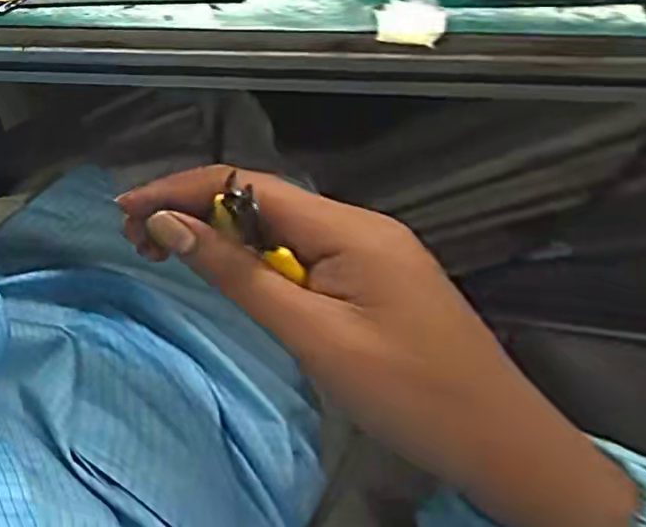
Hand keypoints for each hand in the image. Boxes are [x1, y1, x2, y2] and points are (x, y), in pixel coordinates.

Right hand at [117, 166, 636, 526]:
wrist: (520, 461)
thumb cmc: (414, 396)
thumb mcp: (311, 334)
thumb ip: (233, 270)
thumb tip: (163, 222)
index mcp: (347, 229)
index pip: (239, 184)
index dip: (175, 190)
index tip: (125, 208)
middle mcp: (354, 224)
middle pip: (248, 196)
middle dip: (186, 209)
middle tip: (137, 236)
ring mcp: (362, 247)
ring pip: (264, 220)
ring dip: (210, 231)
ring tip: (164, 250)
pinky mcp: (364, 272)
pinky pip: (286, 245)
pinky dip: (242, 251)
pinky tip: (221, 267)